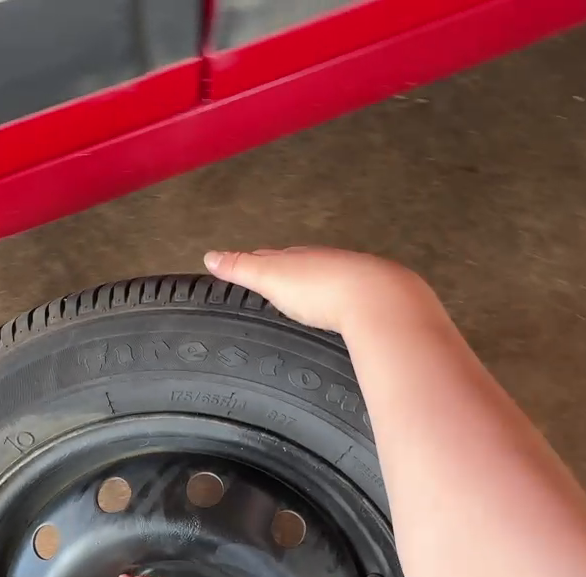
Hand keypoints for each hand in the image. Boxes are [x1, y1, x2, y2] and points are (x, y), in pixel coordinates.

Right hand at [204, 247, 440, 334]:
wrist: (374, 299)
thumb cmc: (322, 288)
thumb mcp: (270, 276)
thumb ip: (241, 267)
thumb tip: (211, 256)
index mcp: (299, 258)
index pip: (271, 257)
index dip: (256, 262)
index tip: (244, 265)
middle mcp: (324, 264)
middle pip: (301, 265)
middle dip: (287, 271)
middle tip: (274, 279)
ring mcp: (350, 280)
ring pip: (327, 279)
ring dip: (315, 286)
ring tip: (304, 296)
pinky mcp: (369, 301)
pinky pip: (348, 298)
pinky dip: (338, 301)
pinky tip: (337, 311)